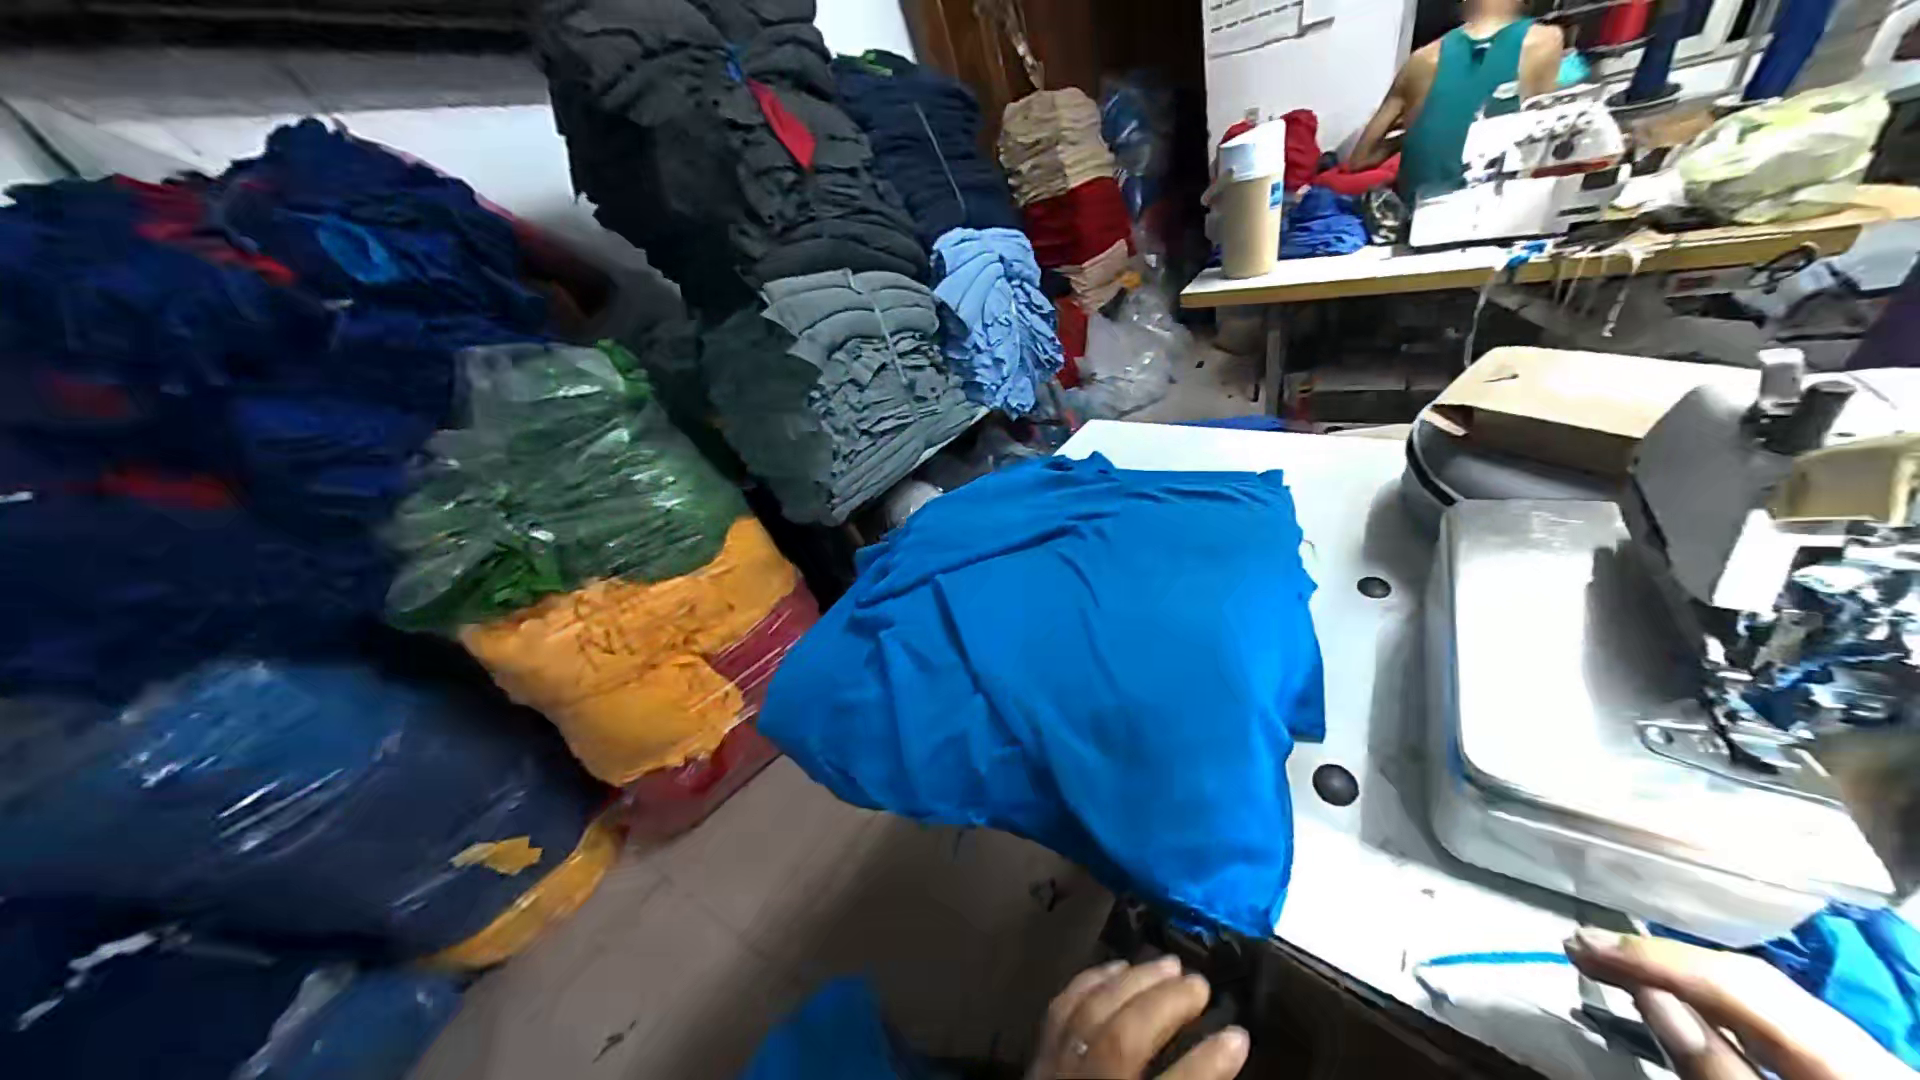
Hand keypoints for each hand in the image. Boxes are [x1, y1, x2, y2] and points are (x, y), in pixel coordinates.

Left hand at [1026, 957, 1249, 1079]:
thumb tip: (1220, 1063)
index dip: (1206, 1068)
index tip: (1240, 1038)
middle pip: (1121, 1043)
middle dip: (1164, 1007)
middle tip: (1202, 984)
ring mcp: (1051, 1078)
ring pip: (1090, 1017)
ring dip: (1131, 984)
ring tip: (1168, 965)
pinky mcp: (1035, 1066)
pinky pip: (1060, 1012)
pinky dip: (1090, 983)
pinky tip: (1117, 968)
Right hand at [1565, 929, 1910, 1079]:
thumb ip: (1719, 1074)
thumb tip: (1647, 994)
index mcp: (1859, 1072)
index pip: (1743, 987)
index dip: (1656, 960)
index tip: (1580, 945)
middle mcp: (1873, 1057)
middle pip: (1753, 982)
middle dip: (1660, 959)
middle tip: (1581, 946)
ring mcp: (1871, 1064)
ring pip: (1762, 993)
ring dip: (1676, 973)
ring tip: (1607, 961)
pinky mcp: (1854, 1072)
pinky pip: (1776, 1018)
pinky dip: (1709, 999)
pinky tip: (1664, 992)